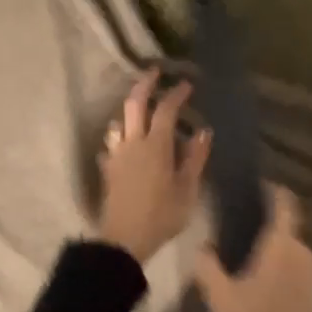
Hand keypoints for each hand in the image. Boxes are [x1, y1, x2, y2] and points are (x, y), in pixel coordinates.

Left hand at [95, 70, 210, 263]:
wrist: (124, 239)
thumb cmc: (161, 215)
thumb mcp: (187, 189)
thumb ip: (194, 158)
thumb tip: (203, 131)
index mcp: (156, 145)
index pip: (166, 110)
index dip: (176, 94)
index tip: (187, 85)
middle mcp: (133, 143)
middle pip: (135, 104)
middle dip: (145, 84)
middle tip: (155, 72)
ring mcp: (117, 154)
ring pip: (120, 121)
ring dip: (130, 110)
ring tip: (140, 108)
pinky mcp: (108, 168)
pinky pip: (113, 142)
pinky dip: (120, 134)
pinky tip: (124, 141)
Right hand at [194, 187, 311, 311]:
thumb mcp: (221, 300)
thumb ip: (208, 267)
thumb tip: (203, 245)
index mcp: (281, 245)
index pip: (283, 203)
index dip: (271, 189)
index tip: (254, 184)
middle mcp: (302, 252)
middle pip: (284, 227)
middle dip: (263, 223)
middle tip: (235, 226)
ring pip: (289, 249)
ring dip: (271, 248)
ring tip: (243, 255)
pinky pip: (295, 266)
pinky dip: (279, 266)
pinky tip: (259, 280)